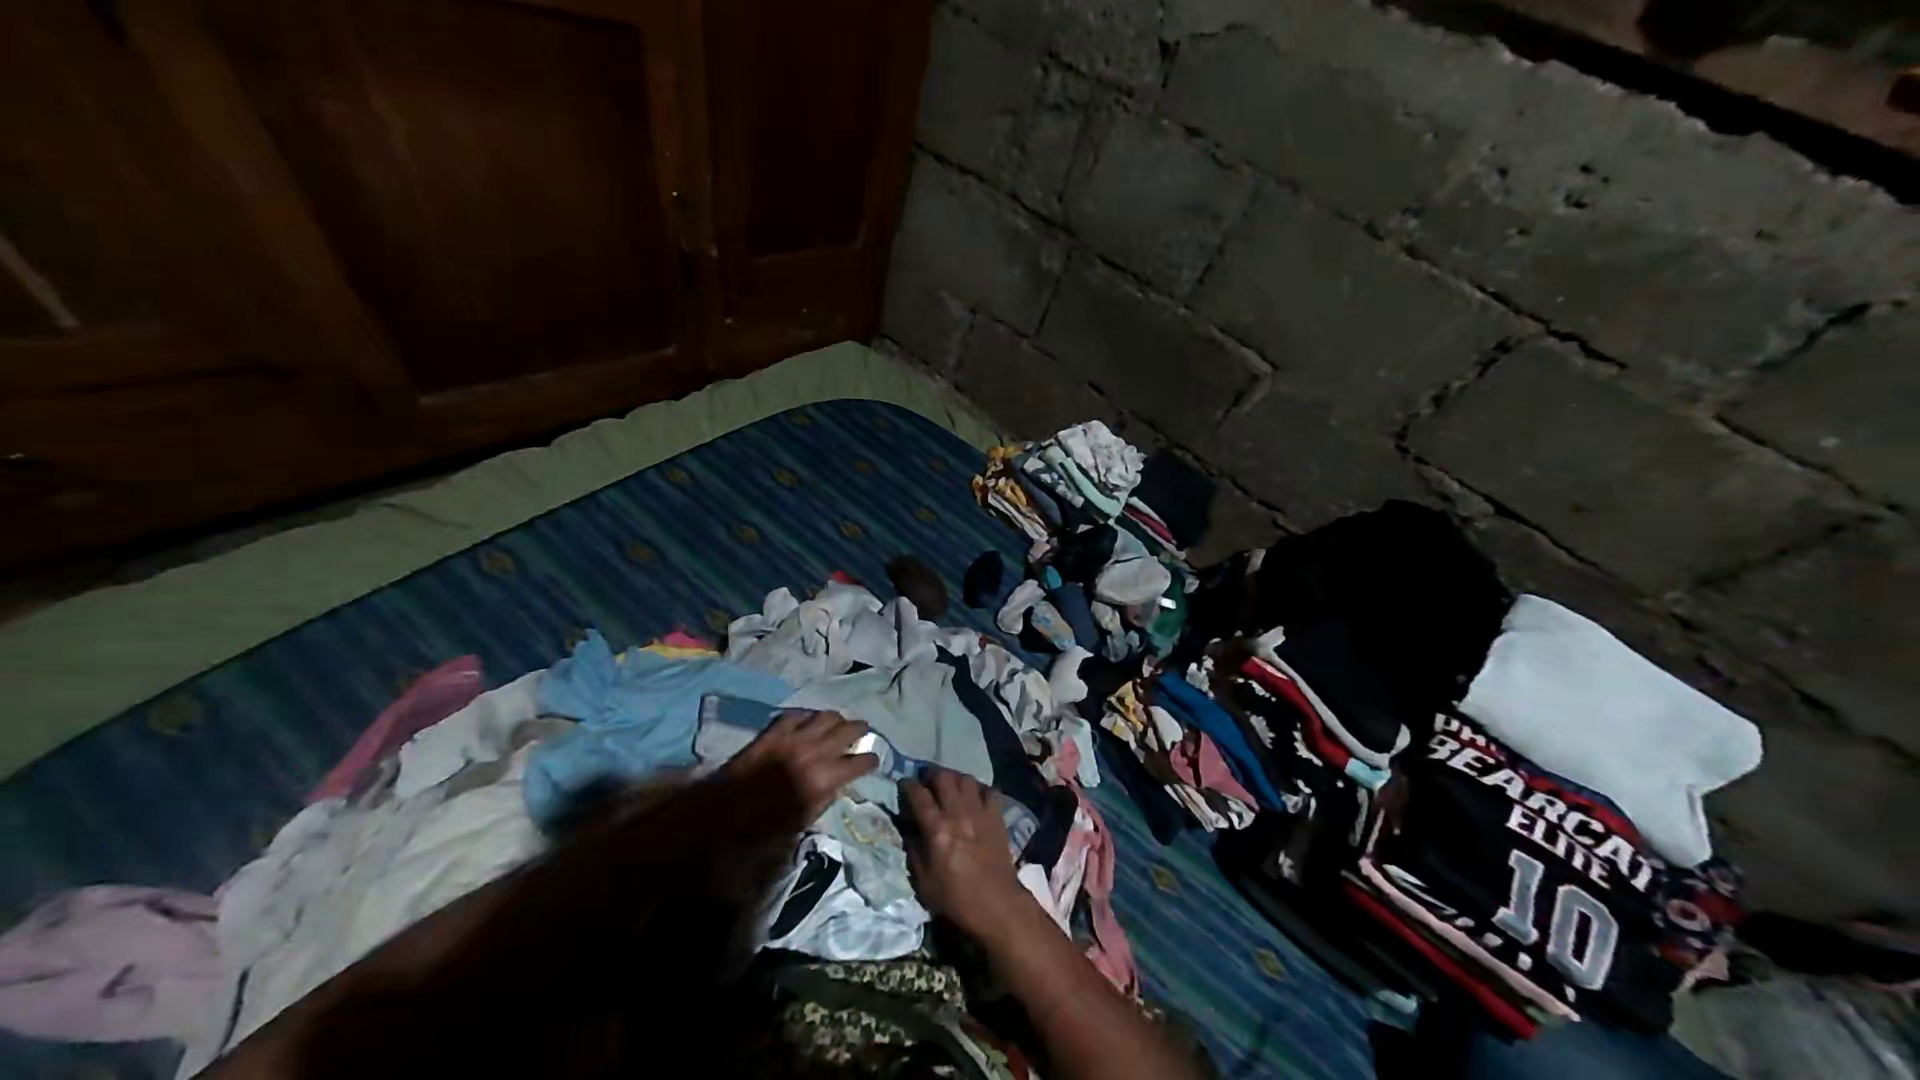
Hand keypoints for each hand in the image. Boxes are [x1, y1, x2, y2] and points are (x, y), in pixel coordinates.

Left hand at [724, 710, 878, 822]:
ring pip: (827, 715)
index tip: (873, 760)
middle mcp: (815, 752)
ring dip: (836, 720)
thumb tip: (839, 782)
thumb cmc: (767, 823)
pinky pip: (798, 713)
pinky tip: (807, 722)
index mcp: (825, 778)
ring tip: (837, 724)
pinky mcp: (776, 730)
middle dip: (861, 730)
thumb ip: (827, 796)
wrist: (728, 809)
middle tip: (862, 733)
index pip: (861, 762)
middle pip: (849, 730)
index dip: (871, 760)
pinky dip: (807, 716)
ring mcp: (795, 737)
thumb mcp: (806, 818)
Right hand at [903, 769, 1033, 938]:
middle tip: (926, 781)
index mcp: (937, 829)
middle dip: (931, 774)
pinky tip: (975, 797)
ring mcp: (980, 812)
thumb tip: (908, 830)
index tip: (904, 784)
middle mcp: (958, 813)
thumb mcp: (924, 881)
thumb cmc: (956, 897)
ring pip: (966, 779)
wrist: (996, 903)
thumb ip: (913, 851)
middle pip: (943, 777)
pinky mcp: (997, 817)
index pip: (918, 795)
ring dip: (954, 778)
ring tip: (950, 785)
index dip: (908, 785)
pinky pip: (990, 791)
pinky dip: (980, 789)